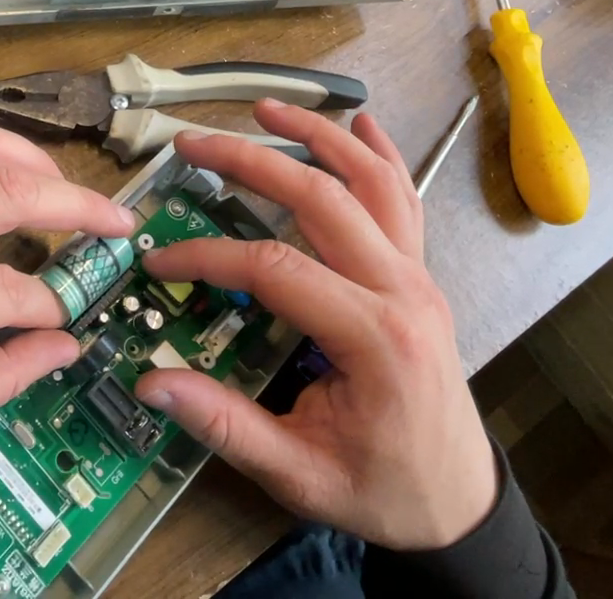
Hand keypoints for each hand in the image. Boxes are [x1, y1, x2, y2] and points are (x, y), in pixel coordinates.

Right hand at [134, 100, 497, 550]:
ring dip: (318, 137)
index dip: (209, 257)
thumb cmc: (383, 490)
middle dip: (252, 162)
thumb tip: (152, 382)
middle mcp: (403, 289)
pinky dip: (380, 155)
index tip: (162, 261)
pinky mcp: (420, 273)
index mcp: (374, 337)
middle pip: (323, 200)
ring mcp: (418, 275)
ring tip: (266, 109)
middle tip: (195, 144)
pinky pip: (404, 200)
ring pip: (372, 182)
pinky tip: (360, 123)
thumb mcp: (299, 476)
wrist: (461, 504)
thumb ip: (226, 426)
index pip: (276, 269)